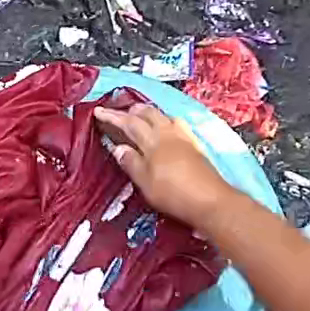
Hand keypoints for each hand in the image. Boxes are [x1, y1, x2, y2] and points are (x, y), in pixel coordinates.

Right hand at [93, 104, 236, 226]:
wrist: (211, 200)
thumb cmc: (173, 194)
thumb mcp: (145, 182)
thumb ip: (131, 162)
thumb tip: (118, 147)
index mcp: (153, 140)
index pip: (129, 123)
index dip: (112, 116)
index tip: (98, 111)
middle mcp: (169, 132)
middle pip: (149, 113)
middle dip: (132, 110)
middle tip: (120, 111)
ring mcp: (185, 136)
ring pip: (164, 115)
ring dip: (150, 113)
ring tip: (142, 116)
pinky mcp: (196, 144)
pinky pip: (177, 123)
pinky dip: (166, 120)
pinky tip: (167, 128)